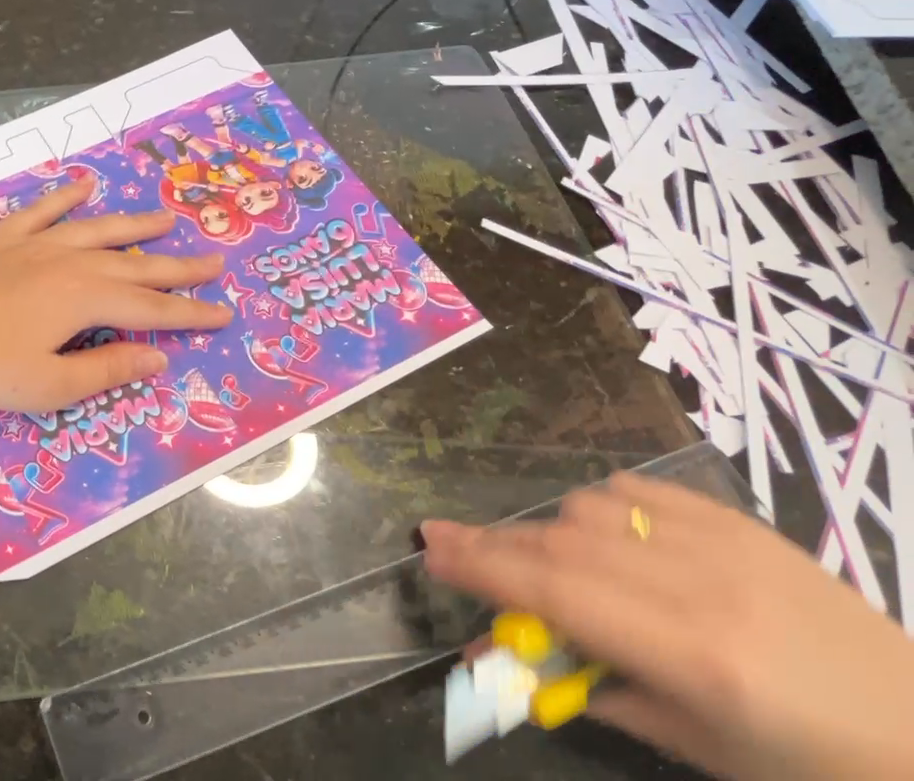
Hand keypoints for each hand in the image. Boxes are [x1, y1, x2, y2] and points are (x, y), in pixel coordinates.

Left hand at [0, 181, 231, 414]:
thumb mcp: (50, 386)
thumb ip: (107, 368)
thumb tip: (158, 356)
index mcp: (84, 298)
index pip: (151, 306)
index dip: (189, 312)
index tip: (224, 312)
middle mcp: (66, 261)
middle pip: (133, 263)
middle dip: (176, 266)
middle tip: (214, 262)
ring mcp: (31, 245)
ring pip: (95, 229)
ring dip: (133, 225)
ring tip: (166, 220)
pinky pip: (40, 211)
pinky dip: (64, 197)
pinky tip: (83, 185)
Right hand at [422, 471, 913, 780]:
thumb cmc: (814, 765)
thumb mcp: (697, 745)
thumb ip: (593, 690)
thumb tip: (500, 658)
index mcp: (695, 656)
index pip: (557, 590)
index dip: (483, 567)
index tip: (430, 554)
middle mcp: (703, 587)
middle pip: (562, 542)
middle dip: (491, 541)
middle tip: (441, 539)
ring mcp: (730, 548)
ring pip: (593, 508)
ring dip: (545, 527)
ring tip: (531, 552)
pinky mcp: (747, 527)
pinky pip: (643, 490)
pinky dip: (599, 501)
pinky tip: (589, 524)